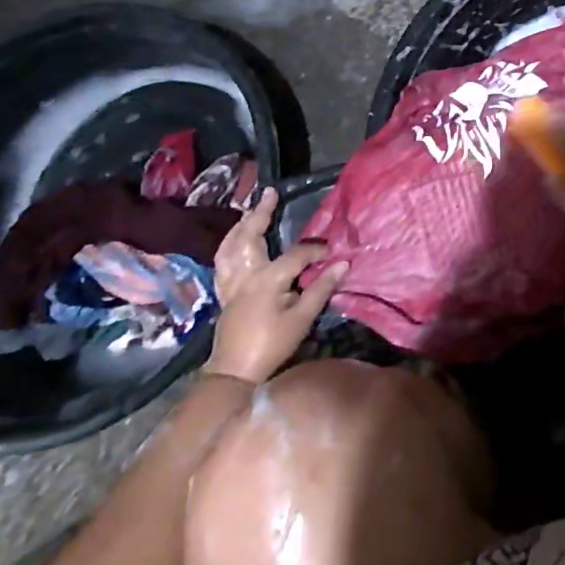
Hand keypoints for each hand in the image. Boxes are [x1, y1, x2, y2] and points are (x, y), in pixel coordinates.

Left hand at [202, 187, 348, 383]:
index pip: (296, 254)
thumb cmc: (272, 344)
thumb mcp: (302, 318)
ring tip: (250, 212)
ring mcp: (231, 282)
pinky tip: (233, 243)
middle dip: (261, 213)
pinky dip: (228, 246)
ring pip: (230, 245)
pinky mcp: (224, 292)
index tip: (331, 252)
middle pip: (250, 236)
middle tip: (270, 193)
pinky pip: (222, 261)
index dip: (315, 250)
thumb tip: (342, 264)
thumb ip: (321, 288)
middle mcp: (245, 273)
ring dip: (240, 226)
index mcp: (266, 278)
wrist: (234, 371)